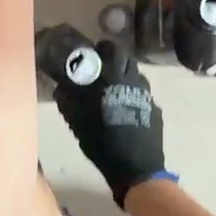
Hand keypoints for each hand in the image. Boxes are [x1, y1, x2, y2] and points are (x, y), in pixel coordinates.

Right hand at [52, 40, 171, 207]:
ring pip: (136, 75)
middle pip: (126, 58)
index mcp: (113, 77)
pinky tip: (124, 107)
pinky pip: (142, 94)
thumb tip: (59, 86)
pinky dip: (133, 94)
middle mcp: (134, 80)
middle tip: (101, 68)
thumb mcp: (76, 121)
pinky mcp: (155, 110)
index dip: (101, 48)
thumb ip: (67, 99)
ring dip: (125, 76)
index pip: (110, 48)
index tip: (92, 51)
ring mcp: (148, 95)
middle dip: (114, 59)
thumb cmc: (101, 142)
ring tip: (112, 88)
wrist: (136, 168)